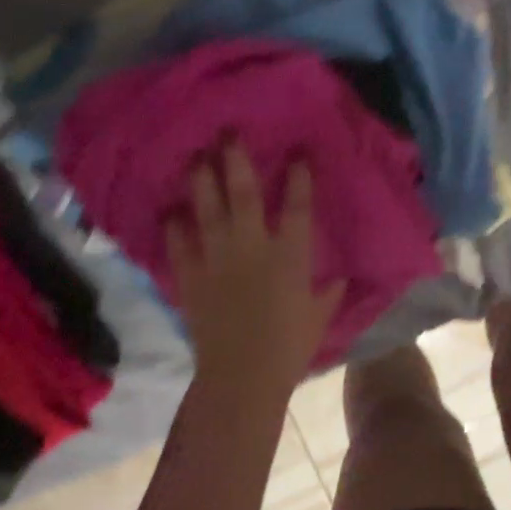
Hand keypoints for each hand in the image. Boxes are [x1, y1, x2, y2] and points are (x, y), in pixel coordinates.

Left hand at [165, 144, 342, 395]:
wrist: (242, 376)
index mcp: (289, 256)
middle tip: (228, 133)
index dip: (298, 177)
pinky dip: (174, 224)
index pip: (296, 206)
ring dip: (201, 179)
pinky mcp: (190, 276)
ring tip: (197, 157)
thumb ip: (329, 290)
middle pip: (243, 193)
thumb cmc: (289, 346)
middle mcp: (252, 247)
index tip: (298, 153)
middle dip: (236, 160)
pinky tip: (172, 210)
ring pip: (207, 208)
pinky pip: (178, 241)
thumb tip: (338, 275)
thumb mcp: (320, 315)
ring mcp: (216, 259)